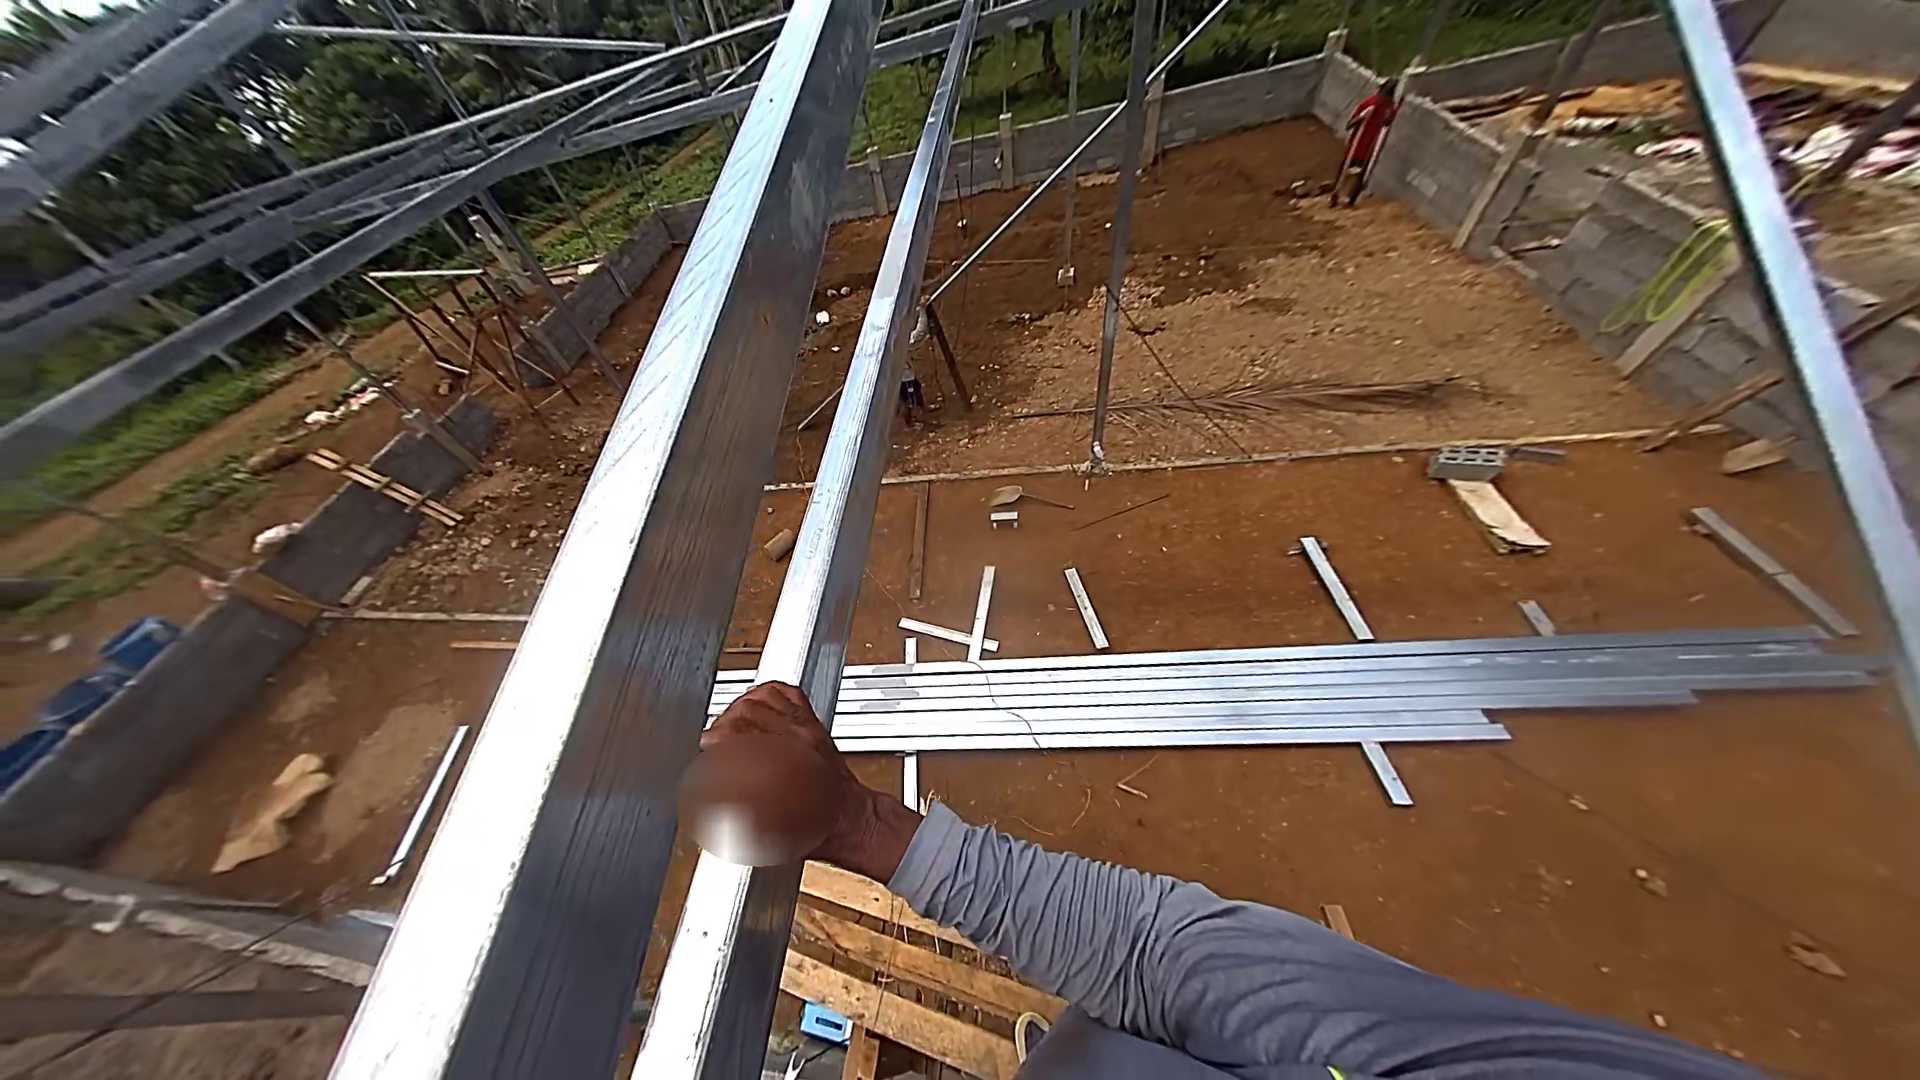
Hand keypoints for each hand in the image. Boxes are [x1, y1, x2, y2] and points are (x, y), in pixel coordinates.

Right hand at [681, 681, 921, 880]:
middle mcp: (798, 737)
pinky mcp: (814, 722)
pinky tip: (755, 704)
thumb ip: (740, 811)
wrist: (851, 818)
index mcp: (787, 763)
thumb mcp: (771, 830)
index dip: (716, 741)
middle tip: (712, 742)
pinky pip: (788, 693)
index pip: (742, 736)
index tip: (705, 752)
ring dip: (740, 707)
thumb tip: (713, 797)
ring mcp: (807, 726)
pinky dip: (767, 693)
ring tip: (729, 724)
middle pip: (748, 712)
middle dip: (722, 725)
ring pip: (766, 696)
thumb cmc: (820, 828)